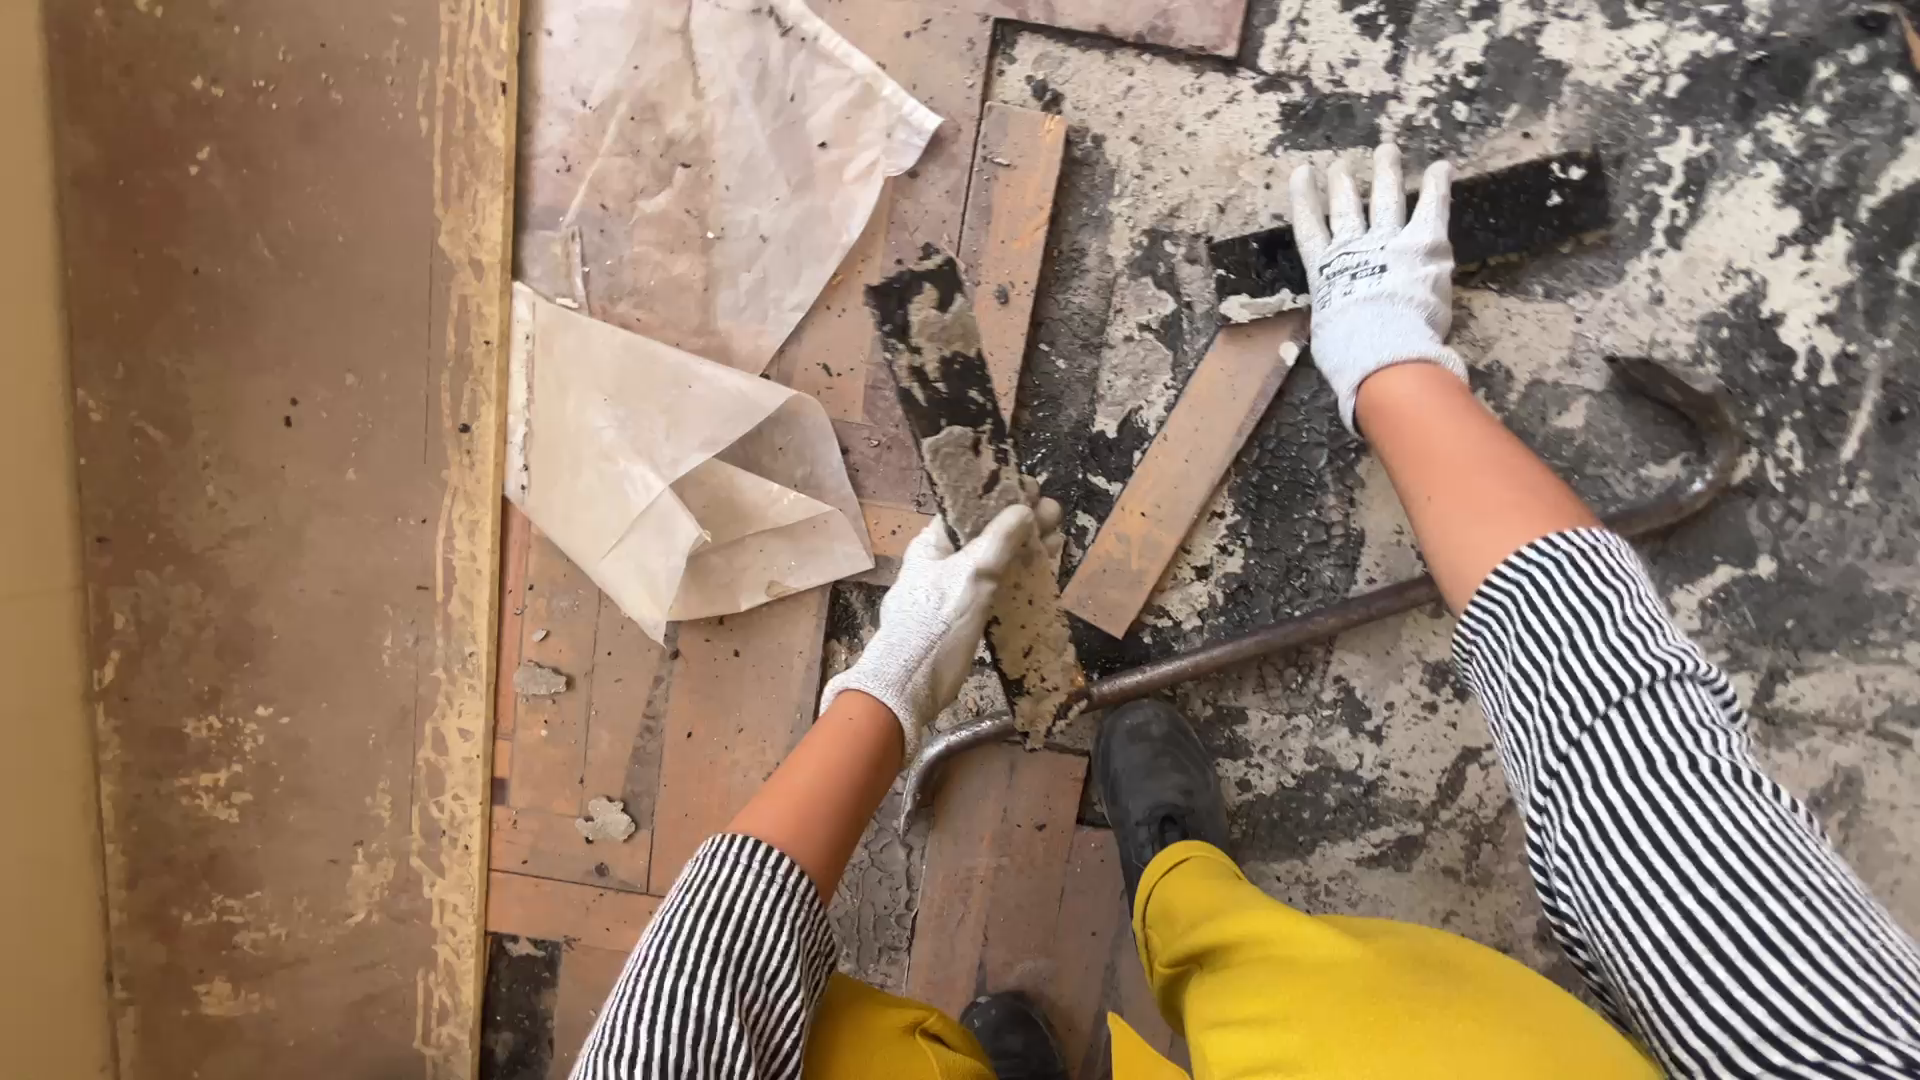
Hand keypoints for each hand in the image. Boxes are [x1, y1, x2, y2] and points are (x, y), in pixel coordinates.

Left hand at [819, 500, 1058, 760]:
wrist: (910, 685)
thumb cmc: (935, 625)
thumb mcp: (970, 576)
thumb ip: (998, 541)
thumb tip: (1025, 510)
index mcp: (933, 543)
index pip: (968, 507)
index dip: (999, 494)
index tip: (1032, 488)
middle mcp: (942, 560)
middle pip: (986, 531)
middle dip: (1021, 520)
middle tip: (1055, 511)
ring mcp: (955, 587)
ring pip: (995, 558)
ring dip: (1025, 546)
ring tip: (1058, 534)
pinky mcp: (968, 612)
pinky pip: (998, 584)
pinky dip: (1020, 573)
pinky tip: (1044, 567)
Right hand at [1290, 144, 1468, 433]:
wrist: (1380, 346)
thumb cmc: (1346, 351)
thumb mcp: (1328, 332)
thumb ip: (1337, 313)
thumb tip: (1341, 318)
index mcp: (1324, 272)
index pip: (1309, 229)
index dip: (1304, 200)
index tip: (1302, 174)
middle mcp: (1352, 249)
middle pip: (1345, 209)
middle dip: (1342, 185)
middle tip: (1340, 166)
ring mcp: (1388, 241)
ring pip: (1384, 199)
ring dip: (1385, 173)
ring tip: (1385, 150)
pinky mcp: (1423, 242)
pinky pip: (1431, 207)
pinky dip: (1436, 186)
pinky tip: (1440, 167)